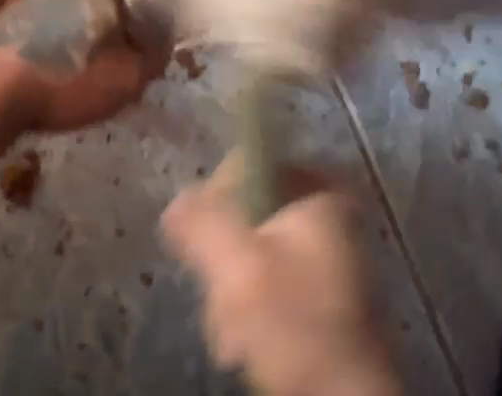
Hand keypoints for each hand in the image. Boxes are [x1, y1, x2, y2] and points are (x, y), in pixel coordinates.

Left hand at [0, 0, 168, 131]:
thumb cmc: (69, 77)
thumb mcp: (127, 77)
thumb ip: (152, 55)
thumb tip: (161, 43)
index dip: (155, 1)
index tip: (162, 27)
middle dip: (122, 17)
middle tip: (134, 51)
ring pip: (77, 9)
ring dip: (91, 32)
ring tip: (100, 67)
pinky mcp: (11, 22)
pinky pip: (52, 28)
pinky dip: (63, 44)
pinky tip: (64, 73)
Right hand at [162, 164, 401, 395]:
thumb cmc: (296, 326)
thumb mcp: (241, 267)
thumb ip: (204, 223)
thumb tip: (176, 199)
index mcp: (318, 191)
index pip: (250, 161)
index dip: (217, 193)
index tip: (199, 232)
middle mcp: (325, 214)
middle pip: (246, 211)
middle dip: (222, 255)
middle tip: (216, 291)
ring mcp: (323, 255)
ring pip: (251, 252)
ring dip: (230, 288)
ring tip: (229, 328)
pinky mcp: (315, 294)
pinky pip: (264, 283)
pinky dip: (247, 308)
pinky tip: (241, 339)